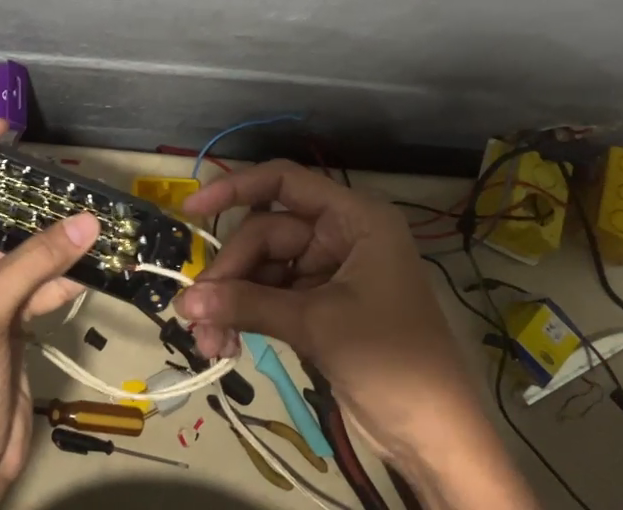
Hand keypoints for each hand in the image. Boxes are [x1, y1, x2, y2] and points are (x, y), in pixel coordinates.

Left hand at [0, 121, 99, 509]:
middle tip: (46, 167)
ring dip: (40, 235)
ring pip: (6, 245)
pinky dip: (54, 276)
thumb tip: (86, 222)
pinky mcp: (1, 317)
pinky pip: (29, 281)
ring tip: (77, 212)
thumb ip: (33, 263)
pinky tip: (84, 271)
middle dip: (5, 188)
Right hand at [175, 162, 536, 507]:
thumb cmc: (392, 361)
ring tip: (206, 342)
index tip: (192, 211)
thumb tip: (185, 302)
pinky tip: (223, 345)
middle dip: (230, 273)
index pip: (284, 182)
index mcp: (354, 219)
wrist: (437, 439)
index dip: (234, 188)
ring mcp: (328, 272)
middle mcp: (340, 236)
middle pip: (265, 234)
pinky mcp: (319, 306)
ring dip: (231, 300)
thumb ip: (248, 304)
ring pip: (262, 268)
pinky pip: (269, 296)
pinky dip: (245, 316)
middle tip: (196, 311)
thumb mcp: (317, 324)